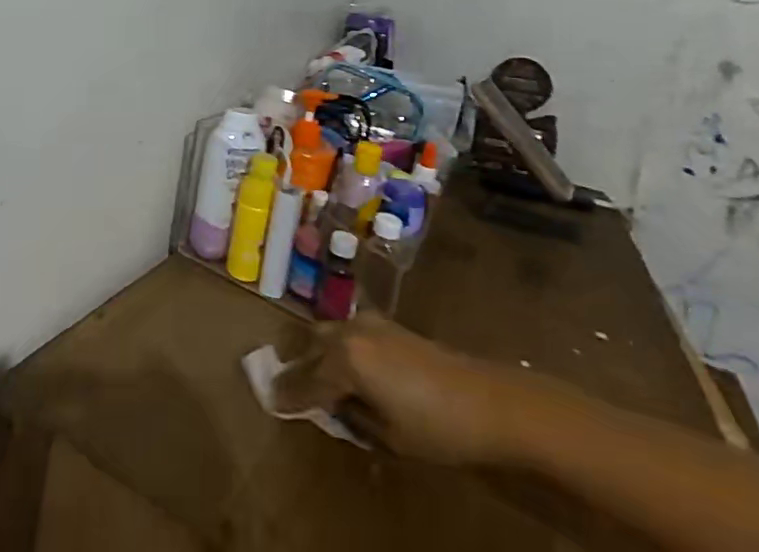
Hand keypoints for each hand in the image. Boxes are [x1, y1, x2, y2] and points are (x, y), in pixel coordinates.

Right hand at [274, 312, 526, 465]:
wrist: (487, 399)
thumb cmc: (434, 426)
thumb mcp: (384, 434)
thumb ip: (350, 415)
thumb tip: (332, 405)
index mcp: (346, 360)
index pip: (305, 380)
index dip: (287, 395)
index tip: (271, 402)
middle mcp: (352, 332)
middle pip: (311, 343)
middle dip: (295, 362)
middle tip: (282, 381)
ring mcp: (373, 323)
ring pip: (329, 330)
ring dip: (316, 348)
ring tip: (307, 368)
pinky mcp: (390, 324)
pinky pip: (349, 330)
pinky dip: (337, 343)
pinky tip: (340, 360)